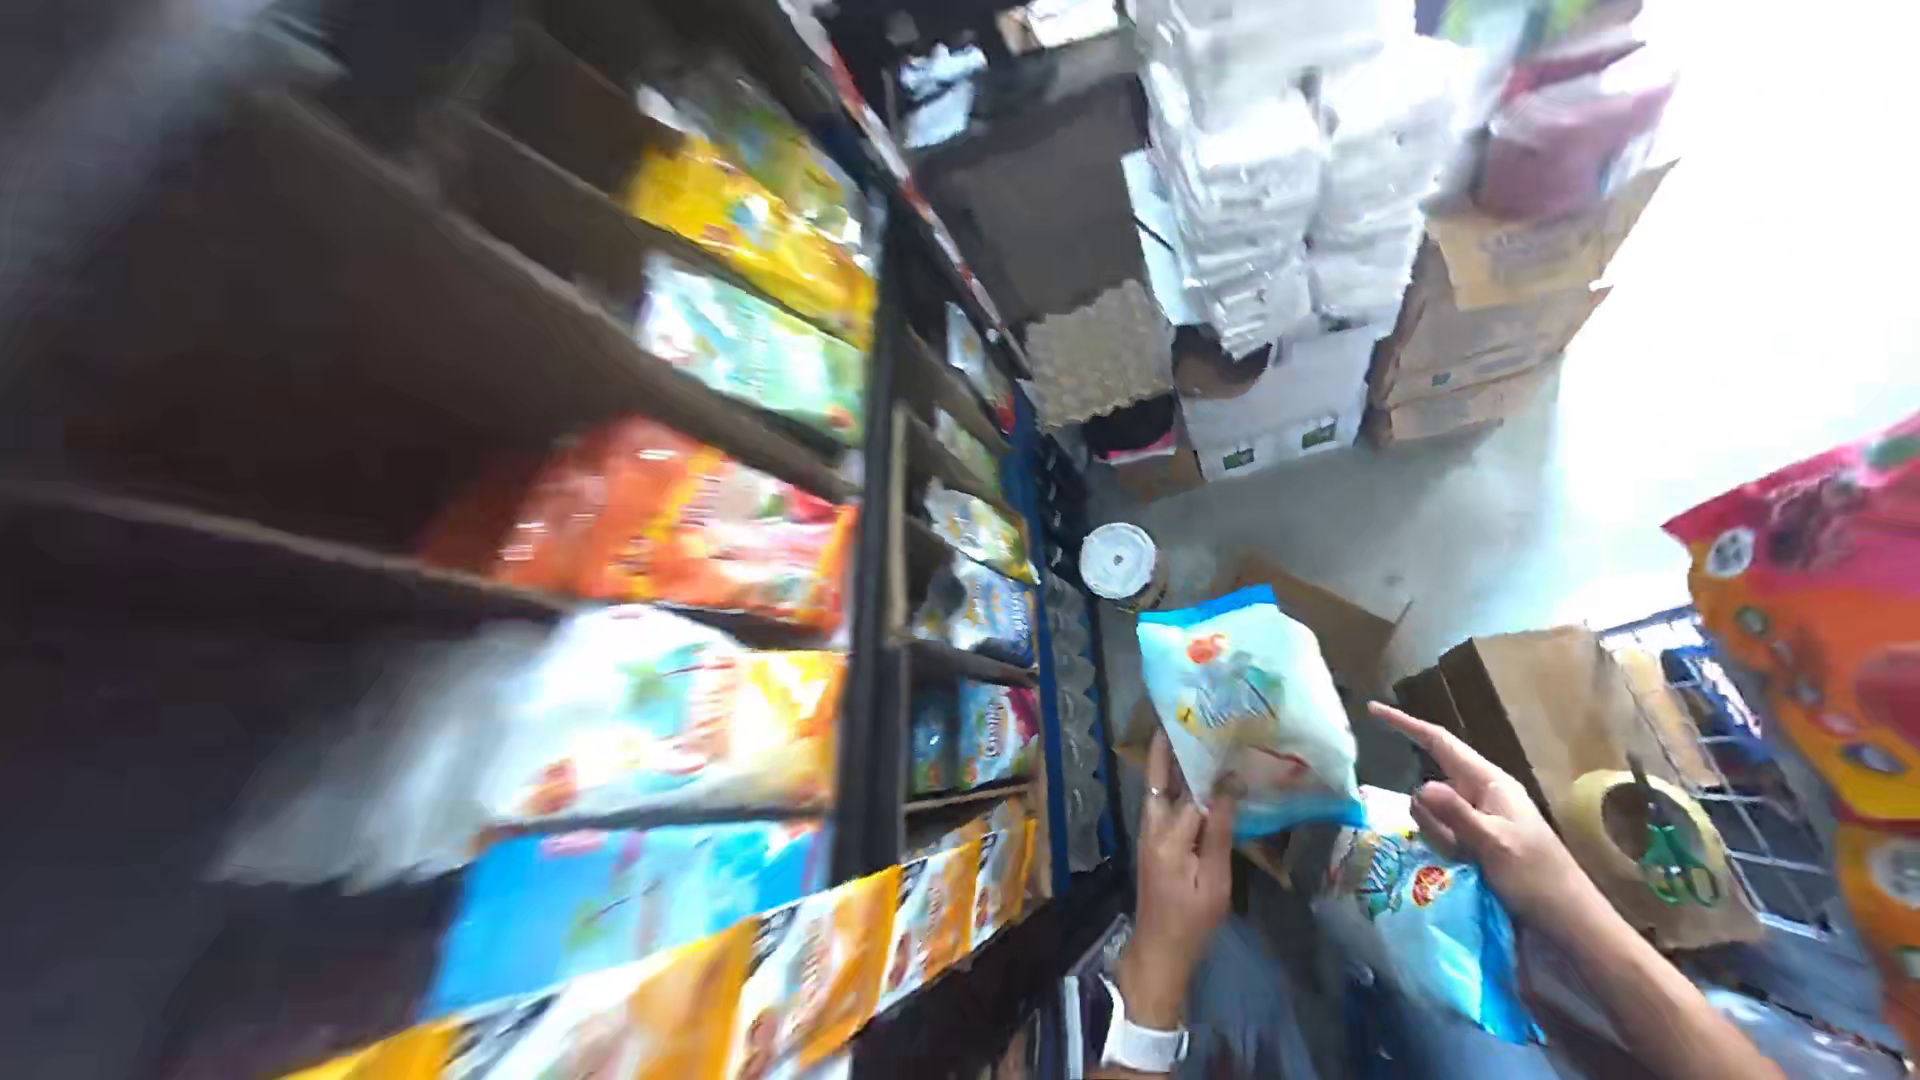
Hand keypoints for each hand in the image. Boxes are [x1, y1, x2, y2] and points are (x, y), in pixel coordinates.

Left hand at [1116, 729, 1236, 1029]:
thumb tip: (1226, 788)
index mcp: (1167, 836)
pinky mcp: (1151, 838)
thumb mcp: (1215, 882)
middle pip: (1157, 778)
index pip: (1187, 791)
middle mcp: (1150, 825)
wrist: (1160, 947)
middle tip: (1180, 716)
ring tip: (1190, 737)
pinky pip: (1162, 802)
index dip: (1202, 765)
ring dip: (1169, 761)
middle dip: (1166, 747)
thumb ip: (1218, 833)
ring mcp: (1147, 830)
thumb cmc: (1192, 920)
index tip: (1217, 735)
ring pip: (1157, 787)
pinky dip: (1173, 784)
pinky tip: (1190, 776)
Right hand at [1369, 702, 1614, 944]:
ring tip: (1466, 859)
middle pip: (1428, 784)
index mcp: (1489, 783)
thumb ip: (1456, 813)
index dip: (1405, 723)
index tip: (1372, 710)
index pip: (1439, 742)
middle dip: (1429, 814)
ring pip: (1429, 811)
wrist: (1573, 926)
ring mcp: (1476, 816)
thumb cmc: (1540, 880)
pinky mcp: (1472, 838)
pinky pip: (1438, 830)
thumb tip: (1419, 785)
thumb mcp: (1495, 845)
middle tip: (1453, 844)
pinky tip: (1465, 865)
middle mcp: (1479, 793)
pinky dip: (1443, 846)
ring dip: (1438, 834)